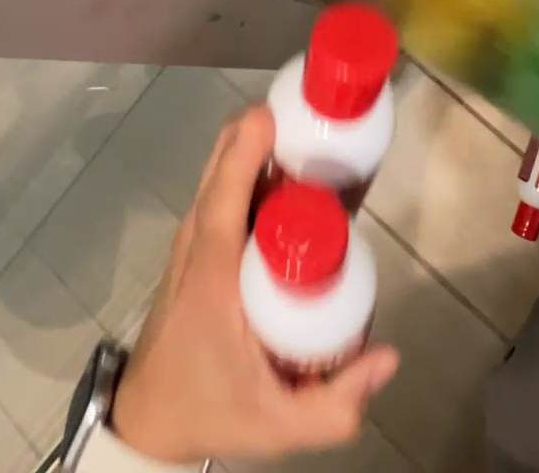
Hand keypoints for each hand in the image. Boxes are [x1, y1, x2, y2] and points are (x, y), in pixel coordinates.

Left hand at [111, 108, 400, 463]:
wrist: (150, 417)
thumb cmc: (211, 408)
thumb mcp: (278, 424)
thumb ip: (337, 405)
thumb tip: (388, 356)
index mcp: (211, 275)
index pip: (222, 198)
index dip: (244, 152)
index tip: (274, 115)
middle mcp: (196, 245)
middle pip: (219, 169)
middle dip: (259, 132)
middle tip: (313, 120)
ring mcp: (191, 241)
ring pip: (218, 174)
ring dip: (254, 144)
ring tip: (308, 136)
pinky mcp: (195, 244)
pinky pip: (220, 190)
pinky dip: (247, 166)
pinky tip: (286, 170)